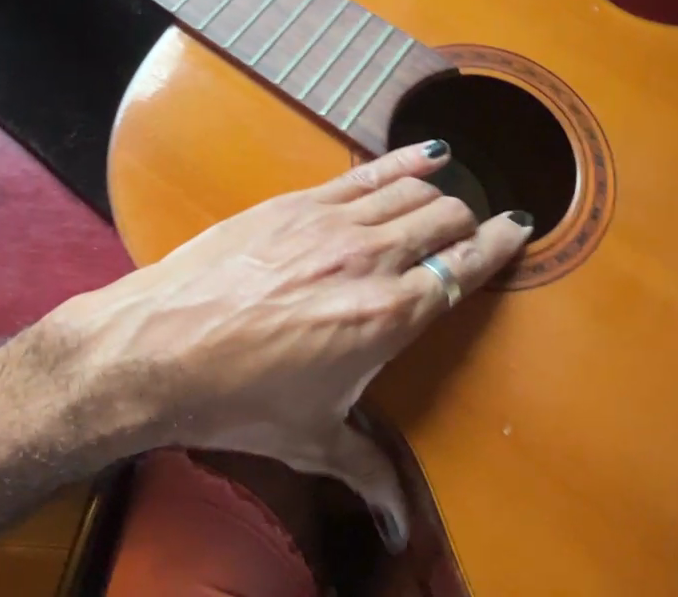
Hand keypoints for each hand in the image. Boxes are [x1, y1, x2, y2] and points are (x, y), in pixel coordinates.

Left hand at [47, 139, 532, 548]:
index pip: (463, 269)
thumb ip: (370, 470)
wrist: (158, 346)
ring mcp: (331, 223)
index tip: (520, 229)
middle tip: (472, 230)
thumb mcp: (312, 438)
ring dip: (438, 192)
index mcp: (388, 317)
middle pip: (443, 220)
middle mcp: (370, 259)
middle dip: (467, 222)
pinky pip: (364, 172)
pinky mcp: (296, 203)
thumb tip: (402, 523)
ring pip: (409, 190)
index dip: (500, 245)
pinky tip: (423, 154)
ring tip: (449, 195)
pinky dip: (401, 161)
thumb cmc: (237, 398)